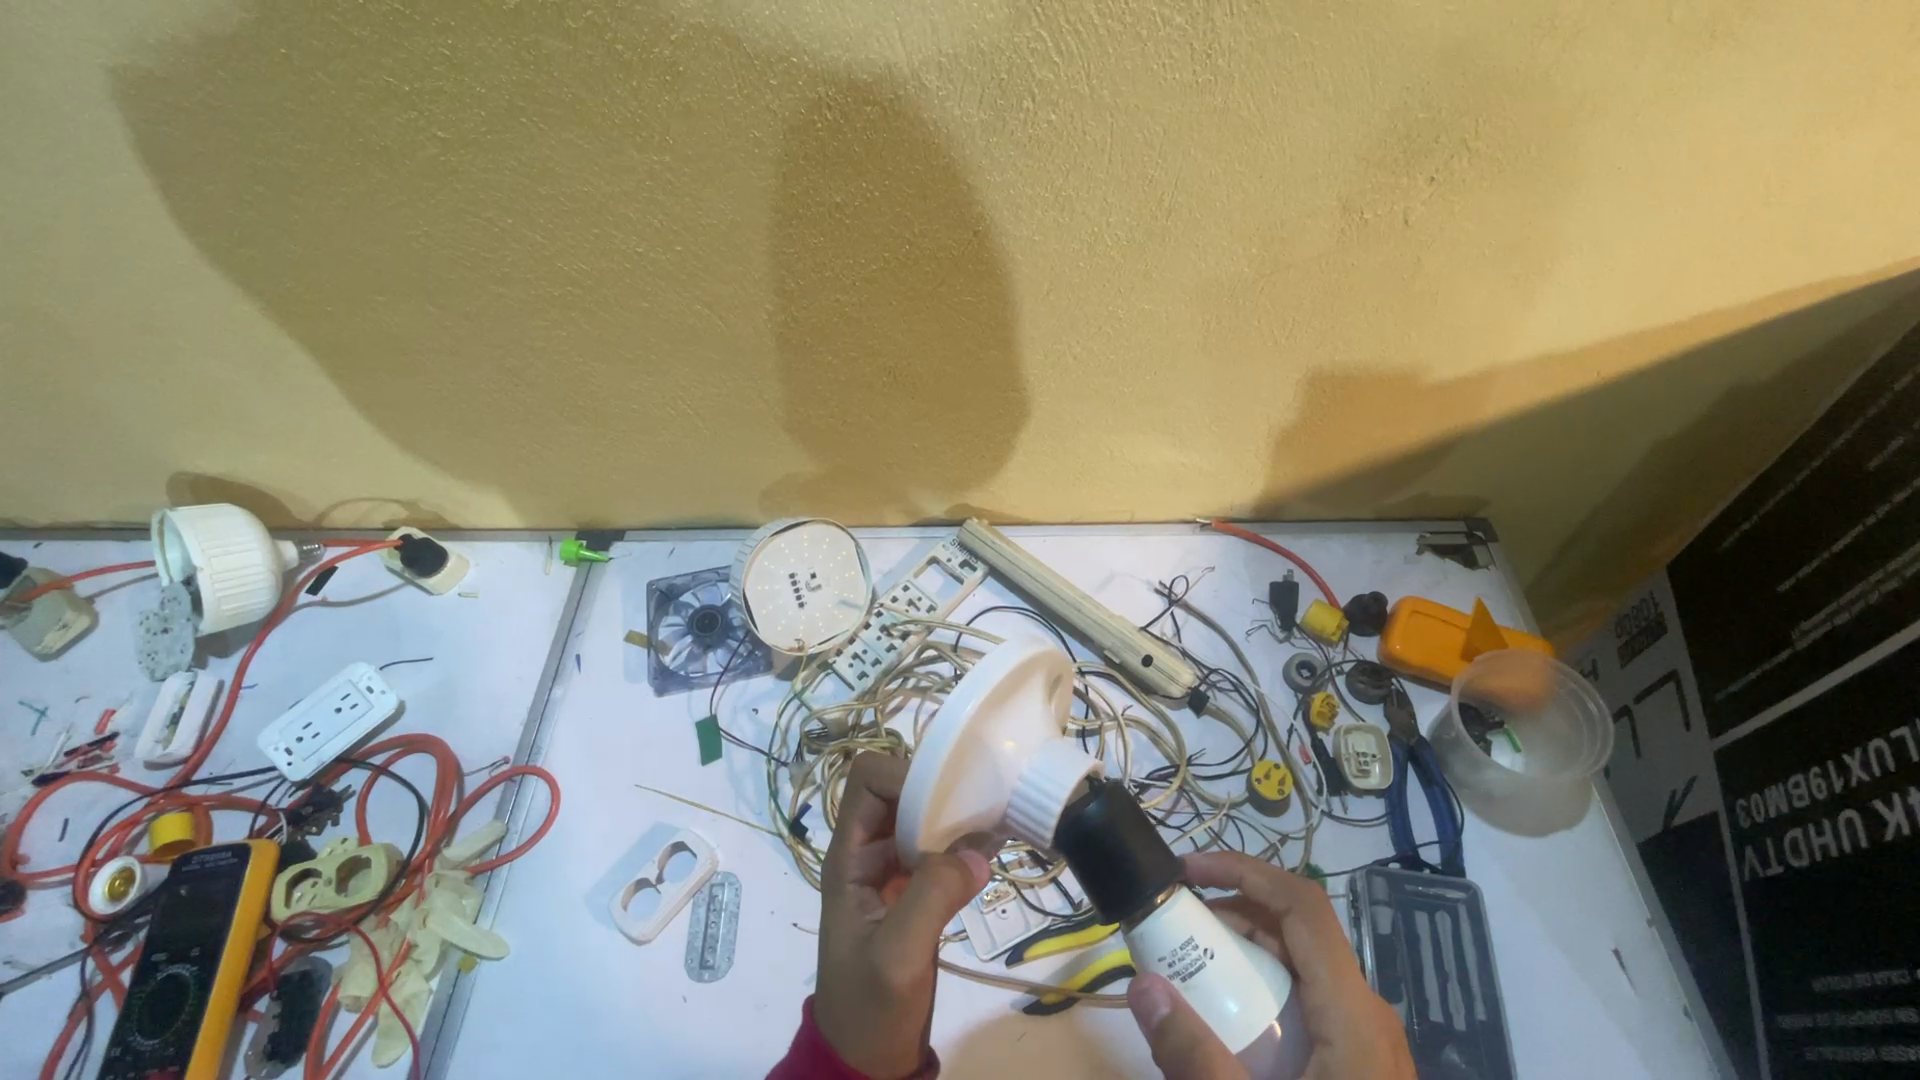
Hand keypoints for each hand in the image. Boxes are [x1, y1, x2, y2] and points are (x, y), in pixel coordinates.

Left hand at [815, 753, 989, 1079]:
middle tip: (985, 796)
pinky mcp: (916, 891)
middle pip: (899, 791)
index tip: (949, 793)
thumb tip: (978, 850)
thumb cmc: (870, 1005)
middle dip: (939, 788)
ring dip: (957, 813)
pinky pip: (940, 849)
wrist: (867, 1059)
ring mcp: (893, 871)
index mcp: (848, 856)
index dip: (904, 775)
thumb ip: (931, 897)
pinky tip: (999, 842)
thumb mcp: (897, 955)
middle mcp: (868, 853)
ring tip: (1000, 812)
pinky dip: (967, 841)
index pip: (867, 781)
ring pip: (922, 818)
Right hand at [1128, 852, 1413, 1079]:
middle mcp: (1364, 1010)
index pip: (1302, 905)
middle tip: (1172, 922)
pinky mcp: (1355, 1059)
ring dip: (1240, 949)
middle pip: (1295, 930)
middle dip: (1229, 911)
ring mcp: (1364, 1036)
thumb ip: (1195, 1057)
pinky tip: (1223, 1020)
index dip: (1244, 871)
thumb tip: (1141, 987)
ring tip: (1187, 965)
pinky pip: (1304, 998)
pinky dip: (1258, 987)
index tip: (1187, 872)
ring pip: (1298, 963)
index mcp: (1351, 1012)